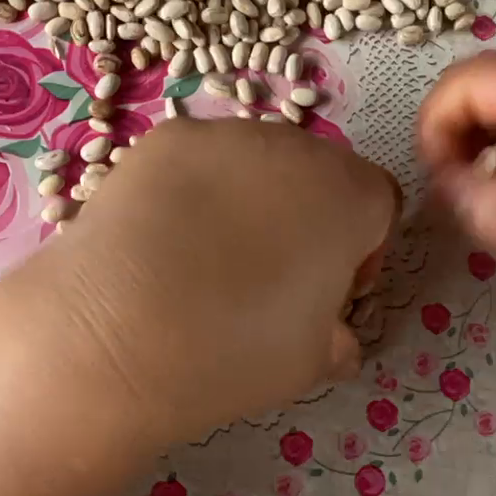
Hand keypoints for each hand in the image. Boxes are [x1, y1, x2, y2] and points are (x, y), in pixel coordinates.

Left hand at [0, 117, 398, 443]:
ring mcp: (226, 132)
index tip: (327, 291)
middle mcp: (296, 145)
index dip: (360, 251)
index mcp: (349, 195)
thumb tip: (334, 335)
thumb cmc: (233, 351)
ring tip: (205, 255)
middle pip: (320, 173)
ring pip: (259, 159)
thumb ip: (339, 335)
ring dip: (251, 196)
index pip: (378, 206)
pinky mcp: (167, 137)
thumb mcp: (312, 362)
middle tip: (267, 274)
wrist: (117, 332)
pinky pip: (202, 157)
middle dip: (307, 216)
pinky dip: (195, 187)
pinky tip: (165, 234)